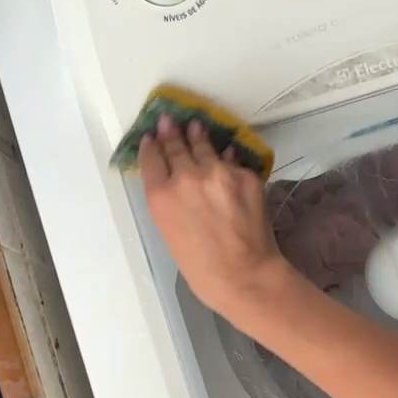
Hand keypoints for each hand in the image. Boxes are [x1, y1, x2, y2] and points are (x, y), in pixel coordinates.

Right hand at [138, 114, 300, 315]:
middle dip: (171, 133)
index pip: (151, 159)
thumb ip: (171, 203)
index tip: (151, 138)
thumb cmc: (202, 269)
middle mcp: (186, 177)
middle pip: (176, 147)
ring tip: (195, 126)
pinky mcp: (246, 176)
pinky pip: (233, 161)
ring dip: (198, 136)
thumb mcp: (171, 233)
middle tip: (169, 121)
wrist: (245, 275)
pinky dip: (227, 158)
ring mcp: (219, 173)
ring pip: (205, 147)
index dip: (151, 147)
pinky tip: (225, 152)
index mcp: (161, 196)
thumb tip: (180, 184)